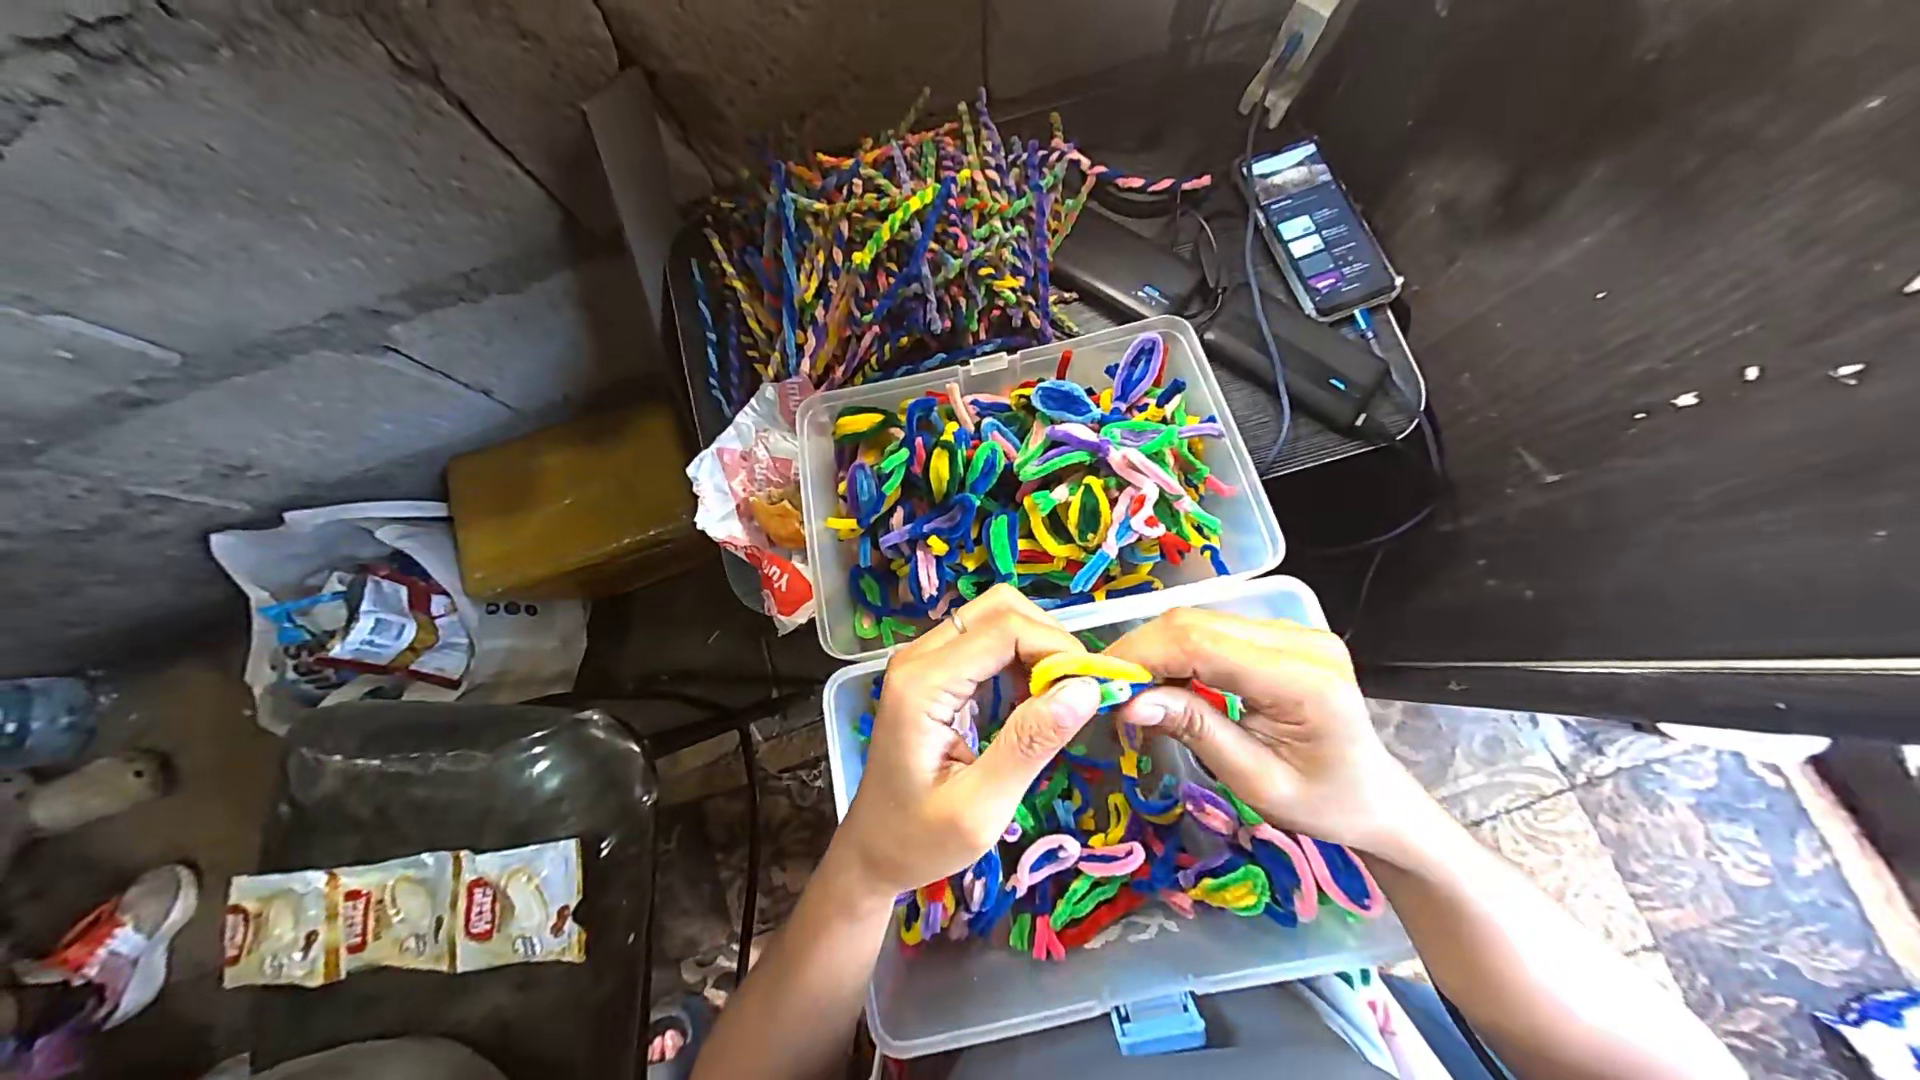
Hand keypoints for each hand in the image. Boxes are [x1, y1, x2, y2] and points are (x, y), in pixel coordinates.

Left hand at [836, 586, 1104, 896]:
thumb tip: (1087, 688)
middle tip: (1075, 689)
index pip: (1004, 629)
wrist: (873, 849)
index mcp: (923, 684)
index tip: (1092, 688)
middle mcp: (918, 657)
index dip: (1057, 648)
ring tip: (1055, 699)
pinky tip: (1029, 700)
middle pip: (999, 608)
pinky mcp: (932, 669)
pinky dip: (1019, 658)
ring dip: (1035, 646)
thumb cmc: (921, 839)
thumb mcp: (981, 807)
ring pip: (994, 617)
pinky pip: (985, 640)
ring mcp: (923, 659)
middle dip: (1048, 638)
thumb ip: (1030, 743)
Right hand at [1104, 608, 1435, 860]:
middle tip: (1107, 687)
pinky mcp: (1280, 633)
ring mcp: (1292, 630)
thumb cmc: (1323, 803)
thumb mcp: (1254, 780)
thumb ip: (1194, 730)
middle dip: (1141, 650)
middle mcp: (1300, 639)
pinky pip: (1213, 629)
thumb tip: (1128, 702)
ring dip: (1155, 649)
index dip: (1143, 655)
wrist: (1376, 798)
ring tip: (1131, 687)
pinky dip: (1177, 651)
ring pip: (1198, 620)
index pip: (1202, 644)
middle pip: (1195, 623)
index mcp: (1303, 679)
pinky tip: (1164, 678)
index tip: (1101, 683)